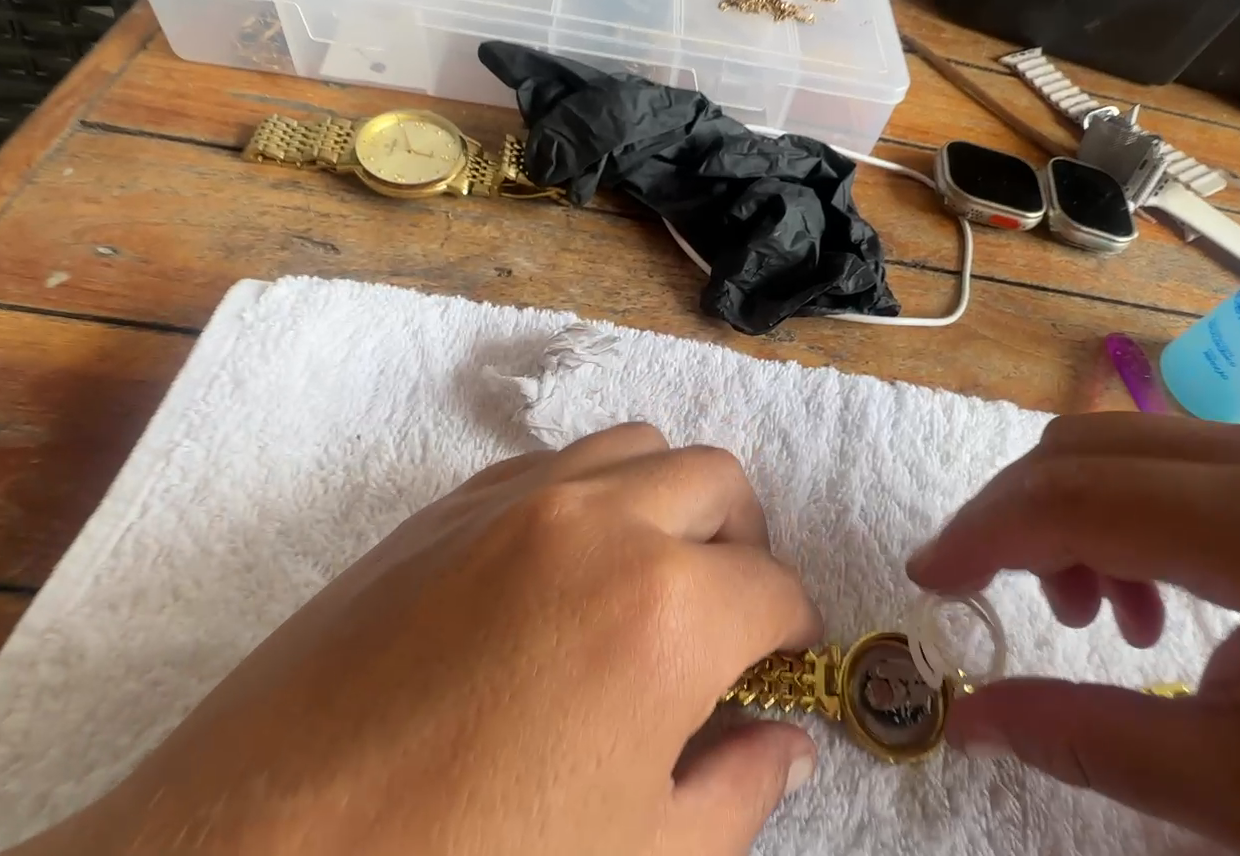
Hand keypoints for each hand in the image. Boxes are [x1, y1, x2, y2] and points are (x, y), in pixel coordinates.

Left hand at [10, 424, 820, 855]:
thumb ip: (740, 790)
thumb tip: (787, 742)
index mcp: (665, 612)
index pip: (776, 588)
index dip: (795, 634)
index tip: (781, 669)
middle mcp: (600, 523)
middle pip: (720, 482)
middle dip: (744, 546)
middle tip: (725, 617)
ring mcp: (515, 500)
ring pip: (638, 448)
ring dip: (669, 501)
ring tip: (650, 576)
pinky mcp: (444, 506)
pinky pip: (552, 464)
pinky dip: (591, 493)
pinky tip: (563, 567)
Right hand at [908, 413, 1239, 855]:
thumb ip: (1086, 739)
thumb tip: (965, 715)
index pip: (1078, 494)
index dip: (981, 533)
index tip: (928, 583)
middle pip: (1092, 449)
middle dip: (1013, 518)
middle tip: (983, 597)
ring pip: (1128, 450)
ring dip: (1071, 519)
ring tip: (1090, 615)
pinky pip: (1181, 468)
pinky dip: (1128, 521)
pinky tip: (1153, 598)